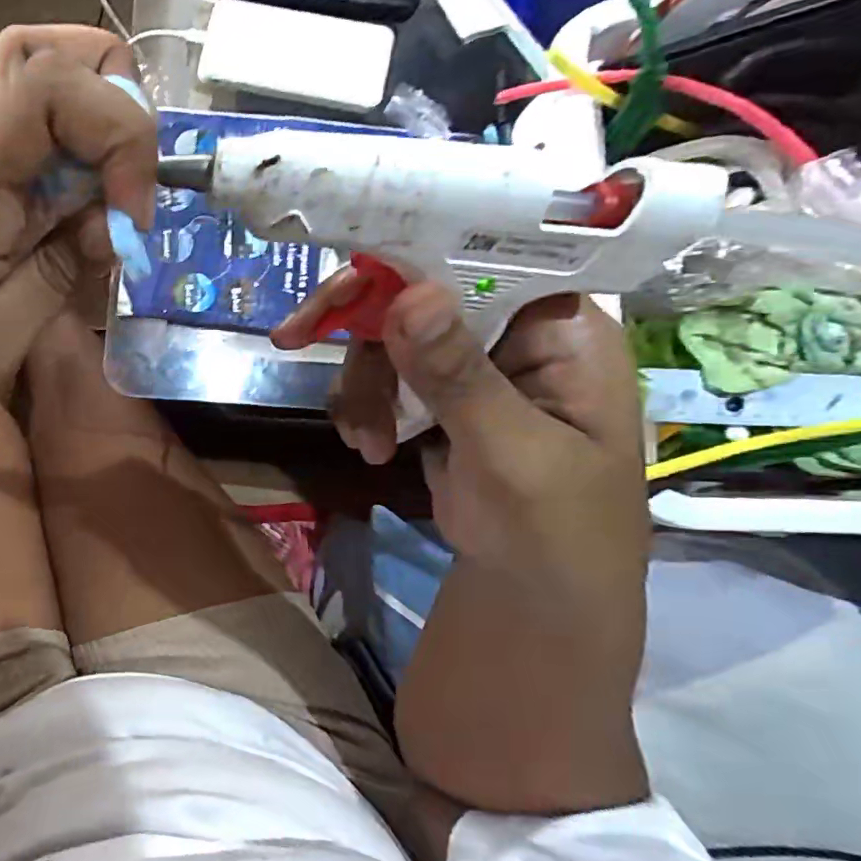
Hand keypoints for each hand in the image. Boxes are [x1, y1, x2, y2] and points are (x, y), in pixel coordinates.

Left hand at [0, 26, 155, 451]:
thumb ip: (61, 272)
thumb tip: (114, 223)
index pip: (46, 89)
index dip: (114, 128)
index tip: (133, 213)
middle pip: (51, 62)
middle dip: (118, 112)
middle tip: (132, 194)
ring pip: (50, 91)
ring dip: (106, 128)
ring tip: (122, 197)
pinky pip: (49, 145)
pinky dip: (92, 161)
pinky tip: (100, 214)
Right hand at [276, 276, 652, 813]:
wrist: (536, 607)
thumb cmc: (557, 535)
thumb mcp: (512, 457)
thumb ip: (461, 377)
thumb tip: (412, 294)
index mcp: (564, 330)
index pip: (487, 260)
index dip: (416, 254)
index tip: (346, 274)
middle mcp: (518, 336)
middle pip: (423, 293)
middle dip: (364, 328)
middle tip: (296, 336)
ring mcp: (475, 370)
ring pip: (392, 339)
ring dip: (361, 384)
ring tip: (362, 442)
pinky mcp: (440, 402)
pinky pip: (383, 378)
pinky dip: (362, 406)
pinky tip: (366, 446)